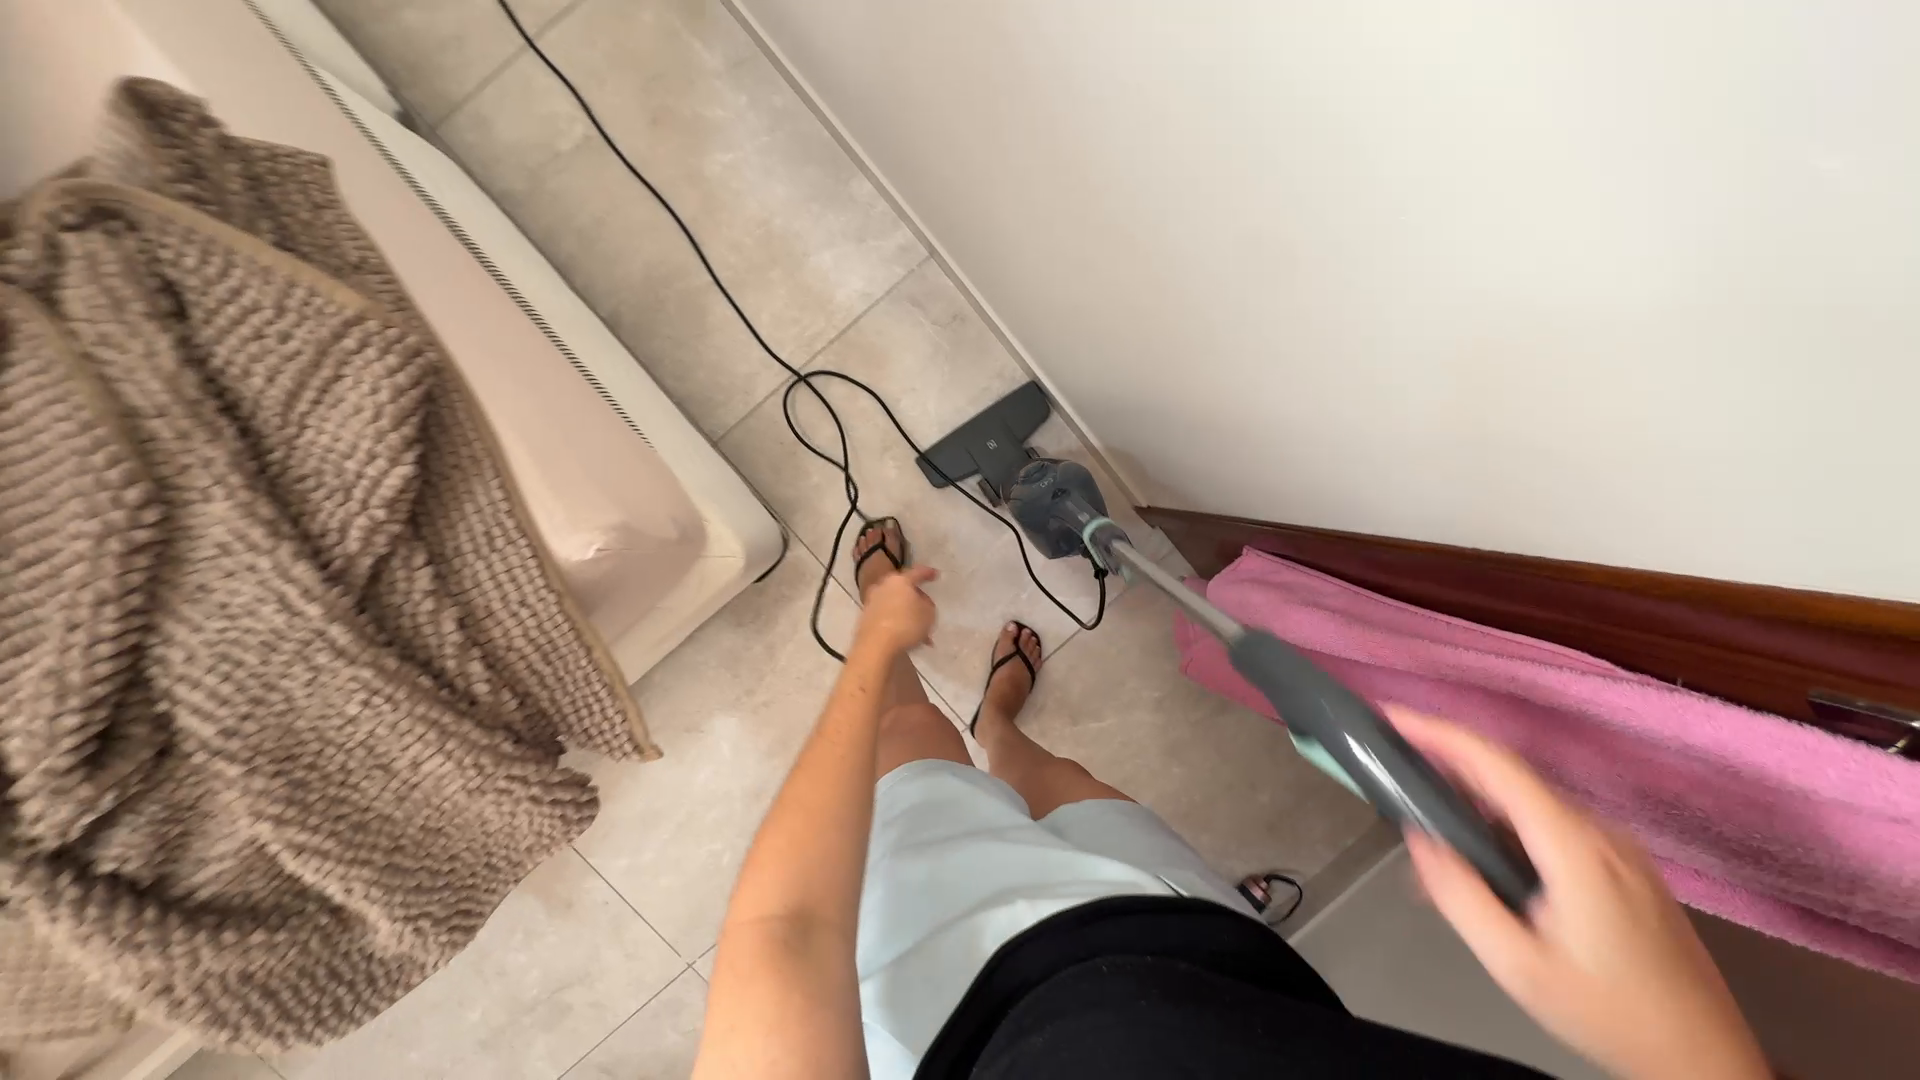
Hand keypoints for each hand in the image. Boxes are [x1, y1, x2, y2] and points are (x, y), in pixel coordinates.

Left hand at [854, 565, 937, 654]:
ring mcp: (872, 602)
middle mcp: (883, 586)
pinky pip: (887, 616)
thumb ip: (928, 604)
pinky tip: (906, 636)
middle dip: (916, 599)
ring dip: (907, 614)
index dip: (928, 573)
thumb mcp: (929, 614)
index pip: (917, 572)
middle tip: (926, 609)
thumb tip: (920, 602)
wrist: (875, 646)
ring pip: (895, 605)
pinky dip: (897, 623)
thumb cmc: (906, 625)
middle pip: (903, 589)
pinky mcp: (866, 617)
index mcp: (900, 580)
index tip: (936, 575)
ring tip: (919, 631)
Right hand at [1389, 708, 1768, 1079]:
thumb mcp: (1516, 963)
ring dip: (1471, 802)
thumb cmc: (1609, 1013)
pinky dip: (1500, 826)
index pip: (1497, 766)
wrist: (1707, 1063)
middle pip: (1509, 777)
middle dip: (1444, 766)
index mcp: (1575, 848)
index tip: (1392, 718)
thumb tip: (1418, 838)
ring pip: (1526, 804)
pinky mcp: (1621, 867)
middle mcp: (1599, 833)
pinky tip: (1477, 857)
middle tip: (1390, 772)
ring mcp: (1616, 849)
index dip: (1440, 733)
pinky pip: (1546, 827)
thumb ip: (1460, 895)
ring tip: (1424, 827)